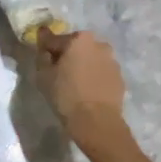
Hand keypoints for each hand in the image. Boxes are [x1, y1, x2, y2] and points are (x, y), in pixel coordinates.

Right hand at [32, 27, 128, 152]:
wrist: (96, 121)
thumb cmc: (66, 95)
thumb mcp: (43, 76)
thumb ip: (42, 56)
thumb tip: (44, 47)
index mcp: (79, 39)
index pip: (54, 39)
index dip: (45, 49)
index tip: (41, 57)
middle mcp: (99, 44)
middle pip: (76, 47)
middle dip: (67, 56)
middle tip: (58, 74)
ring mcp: (112, 61)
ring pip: (91, 59)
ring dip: (83, 66)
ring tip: (75, 85)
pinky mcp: (119, 77)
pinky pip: (101, 73)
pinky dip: (94, 77)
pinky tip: (88, 92)